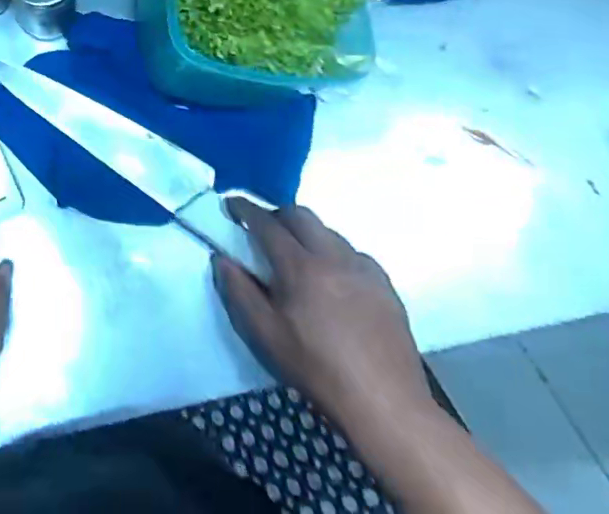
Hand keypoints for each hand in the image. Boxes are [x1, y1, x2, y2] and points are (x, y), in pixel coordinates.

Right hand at [211, 200, 431, 436]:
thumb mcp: (264, 333)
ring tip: (297, 256)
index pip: (266, 223)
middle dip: (276, 215)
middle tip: (262, 230)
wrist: (385, 405)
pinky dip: (335, 253)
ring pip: (329, 232)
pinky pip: (354, 254)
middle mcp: (334, 257)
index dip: (245, 209)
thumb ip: (239, 291)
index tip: (230, 205)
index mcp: (300, 266)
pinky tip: (333, 278)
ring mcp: (364, 270)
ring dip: (306, 233)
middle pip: (301, 216)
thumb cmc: (316, 367)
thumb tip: (222, 259)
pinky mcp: (386, 287)